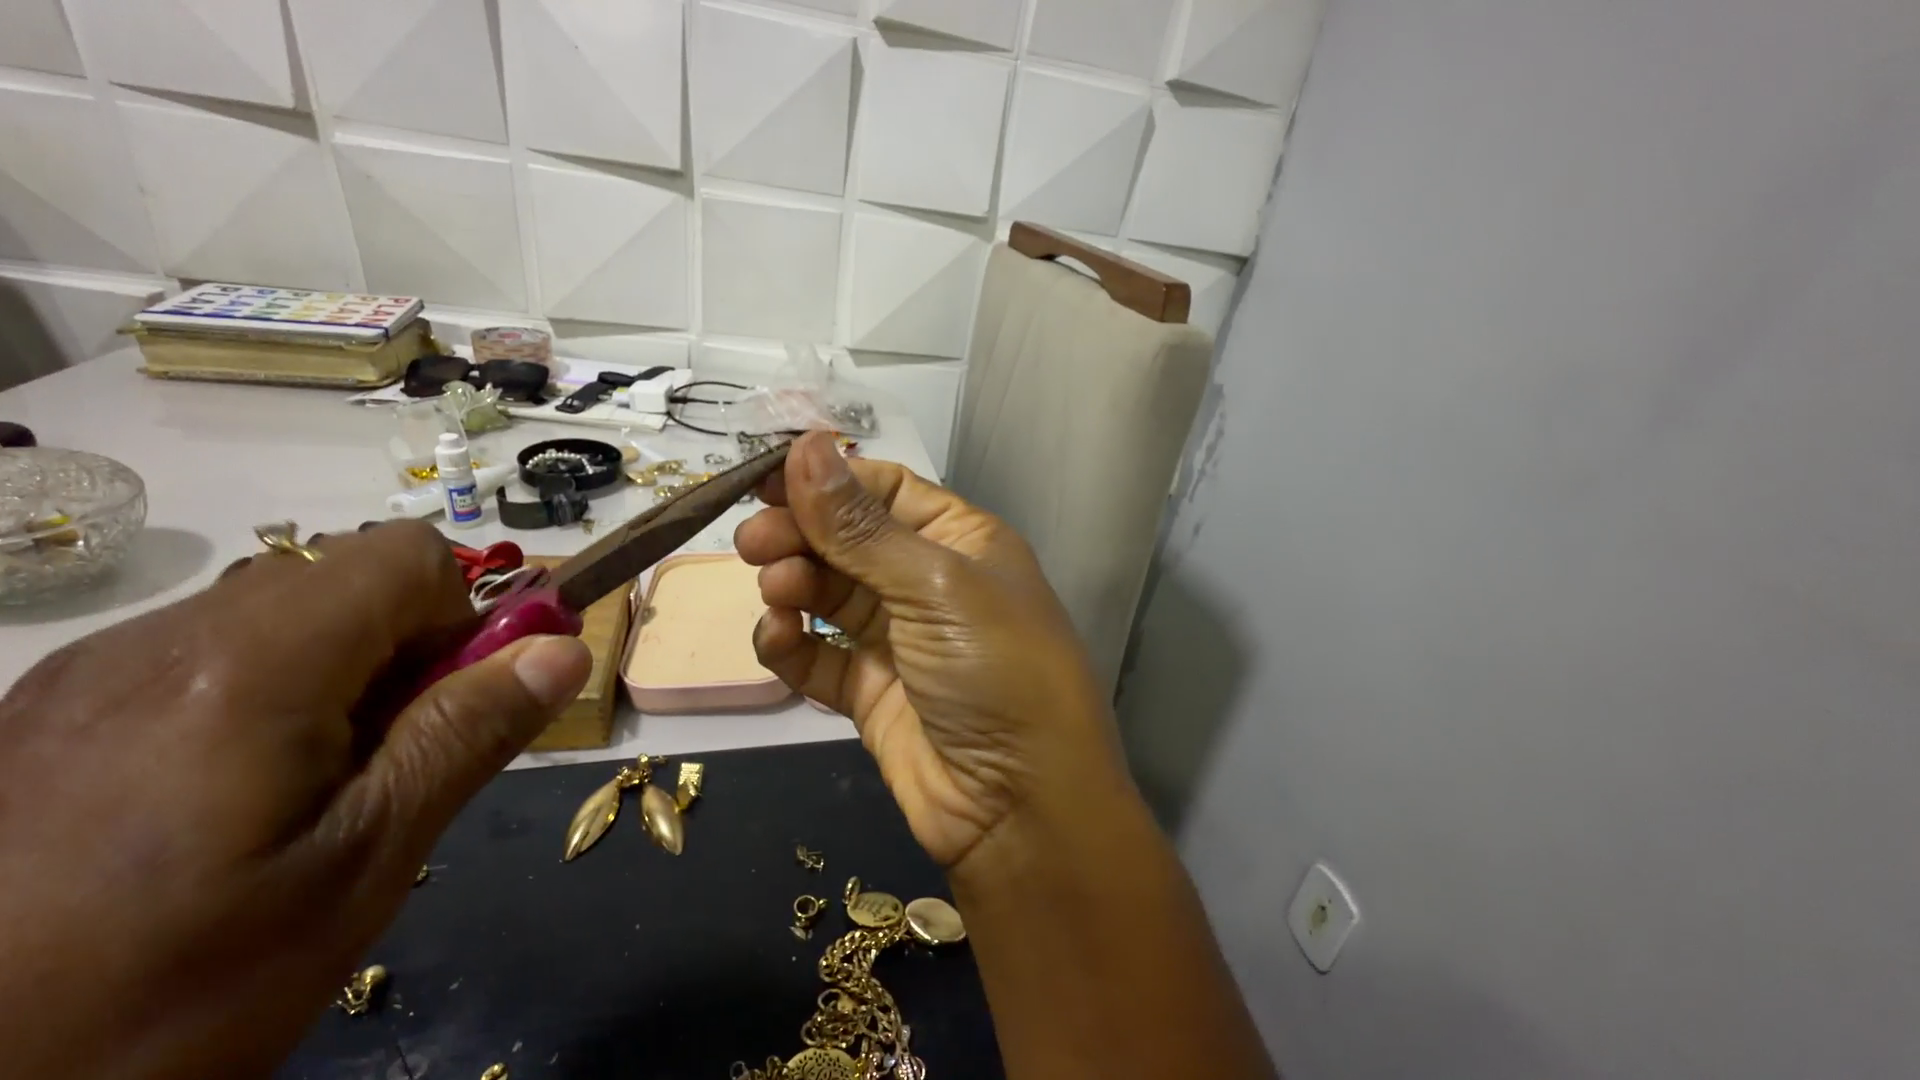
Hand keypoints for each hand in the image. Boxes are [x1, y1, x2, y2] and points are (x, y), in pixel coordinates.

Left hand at [0, 522, 590, 1079]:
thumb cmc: (181, 985)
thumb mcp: (362, 866)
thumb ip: (466, 736)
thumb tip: (565, 649)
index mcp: (247, 666)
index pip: (405, 556)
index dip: (458, 616)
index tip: (451, 708)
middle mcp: (157, 639)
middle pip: (338, 579)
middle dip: (398, 650)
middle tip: (386, 763)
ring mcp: (84, 673)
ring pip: (270, 615)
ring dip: (330, 674)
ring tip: (304, 791)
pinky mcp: (42, 712)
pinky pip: (196, 658)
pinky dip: (253, 696)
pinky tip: (216, 801)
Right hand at [735, 433, 1121, 868]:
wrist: (1021, 805)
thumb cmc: (996, 671)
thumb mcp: (936, 586)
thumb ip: (860, 526)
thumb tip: (804, 445)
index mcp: (961, 540)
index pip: (885, 490)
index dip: (827, 482)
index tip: (764, 479)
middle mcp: (929, 582)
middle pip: (847, 539)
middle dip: (800, 534)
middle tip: (754, 541)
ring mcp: (899, 640)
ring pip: (827, 594)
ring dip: (794, 585)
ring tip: (779, 593)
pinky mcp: (870, 693)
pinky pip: (818, 656)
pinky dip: (791, 645)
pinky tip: (777, 639)